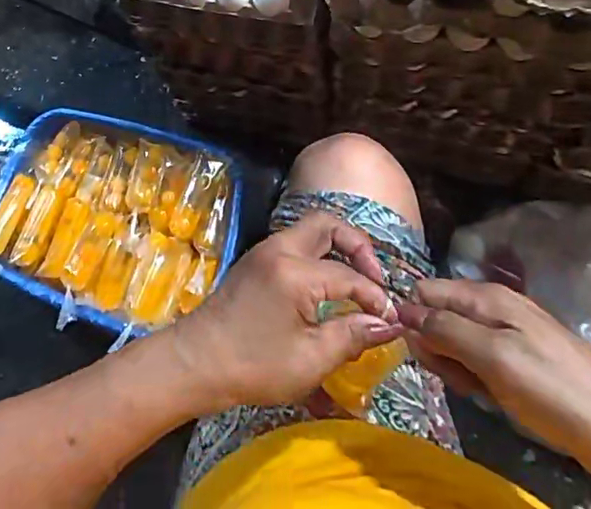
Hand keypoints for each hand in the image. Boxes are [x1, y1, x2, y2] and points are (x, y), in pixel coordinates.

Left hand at [165, 212, 402, 412]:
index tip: (392, 321)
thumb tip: (388, 323)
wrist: (198, 359)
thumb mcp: (312, 358)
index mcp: (295, 272)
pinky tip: (328, 287)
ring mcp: (264, 251)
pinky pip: (294, 244)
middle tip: (375, 279)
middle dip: (358, 245)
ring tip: (357, 282)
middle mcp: (279, 250)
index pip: (350, 275)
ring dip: (337, 247)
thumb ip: (352, 335)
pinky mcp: (255, 261)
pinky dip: (317, 255)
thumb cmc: (256, 365)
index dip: (376, 298)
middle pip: (326, 224)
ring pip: (308, 230)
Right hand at [396, 279, 590, 459]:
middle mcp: (495, 308)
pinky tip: (495, 399)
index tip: (425, 353)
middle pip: (439, 316)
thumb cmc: (557, 391)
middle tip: (459, 380)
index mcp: (485, 296)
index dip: (414, 319)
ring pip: (458, 342)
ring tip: (481, 393)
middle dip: (436, 347)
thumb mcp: (493, 356)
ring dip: (458, 367)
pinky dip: (480, 380)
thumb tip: (402, 310)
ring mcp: (512, 336)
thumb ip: (444, 329)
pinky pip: (483, 363)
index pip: (424, 292)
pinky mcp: (525, 364)